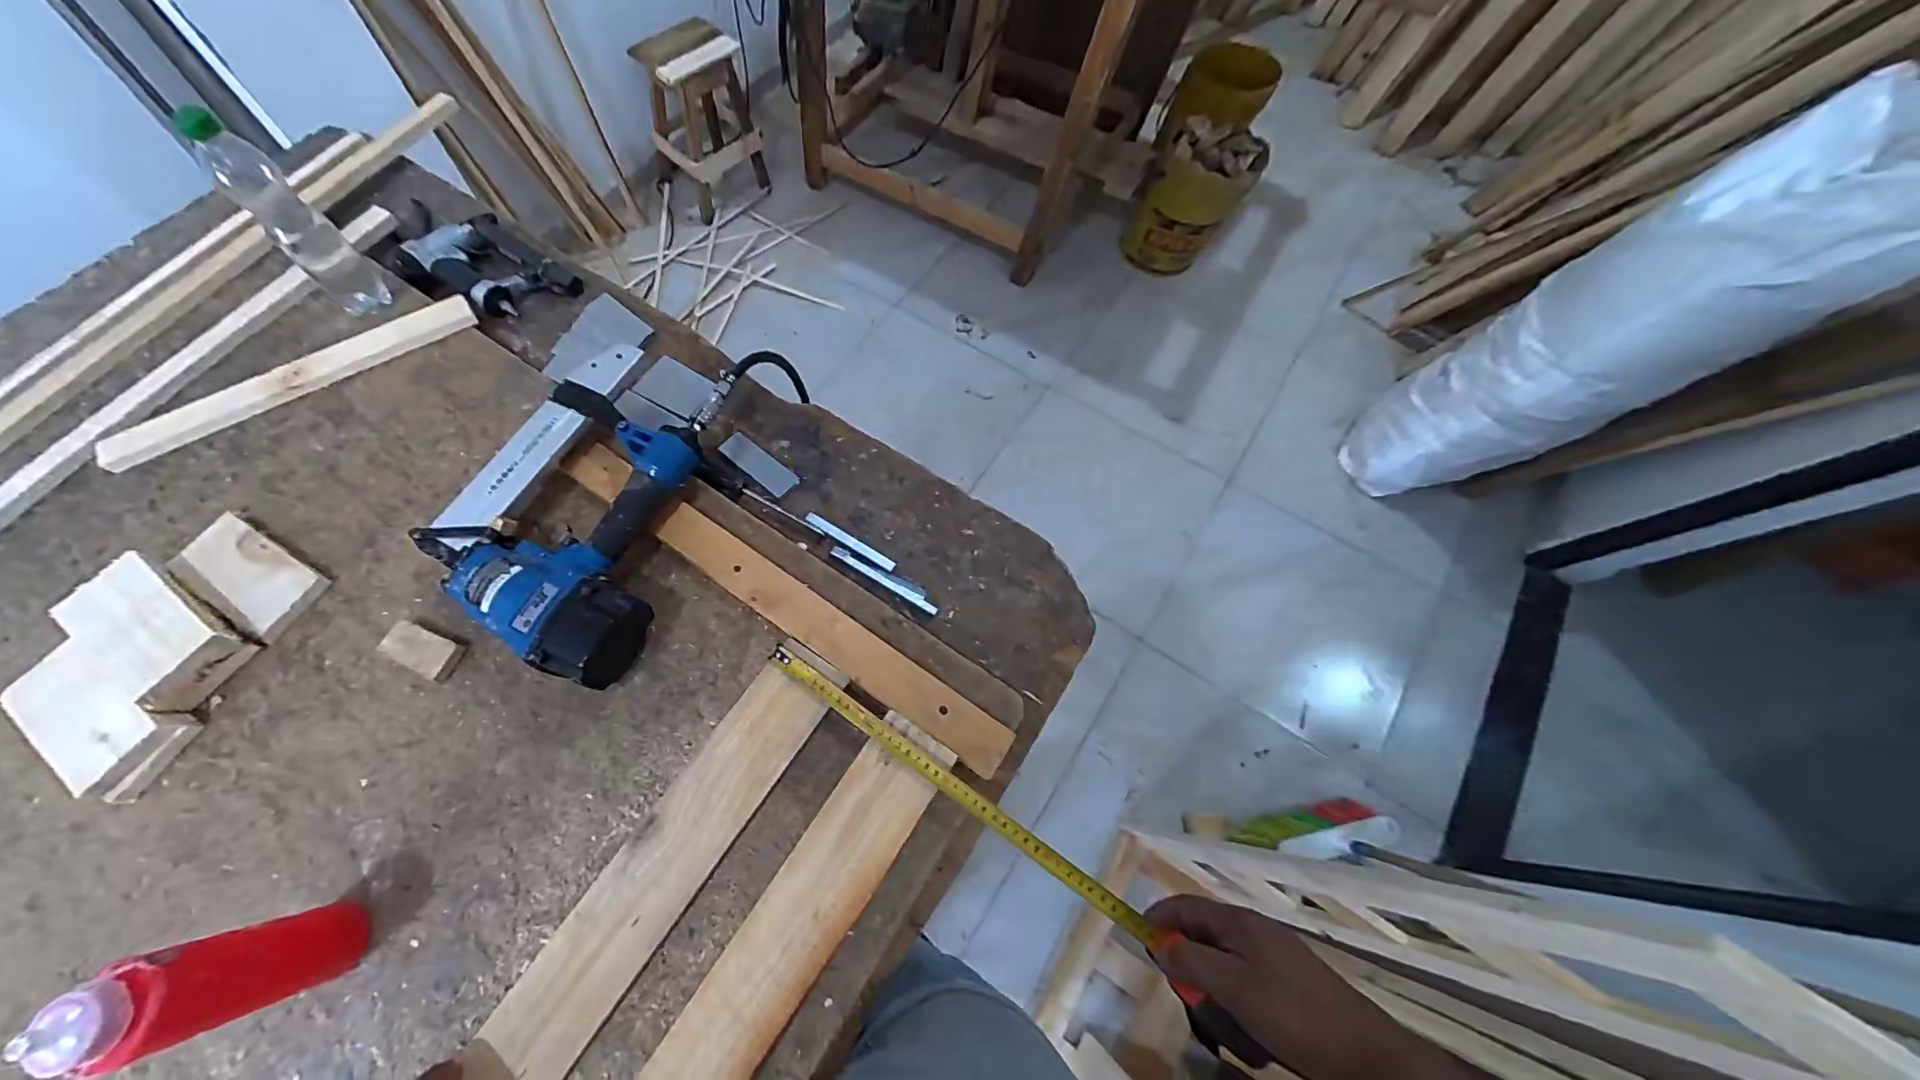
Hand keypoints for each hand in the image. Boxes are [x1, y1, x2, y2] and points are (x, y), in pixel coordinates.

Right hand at [1146, 895, 1477, 1079]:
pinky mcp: (1288, 986)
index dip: (1157, 919)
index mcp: (1239, 922)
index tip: (1139, 944)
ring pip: (1223, 970)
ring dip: (1217, 1000)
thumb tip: (1160, 945)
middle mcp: (1254, 932)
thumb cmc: (1293, 1013)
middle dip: (1190, 971)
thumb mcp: (1232, 987)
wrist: (1368, 1055)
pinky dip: (1241, 1012)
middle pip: (1201, 938)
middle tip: (1193, 1003)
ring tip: (1231, 1031)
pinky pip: (1247, 990)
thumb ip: (1191, 961)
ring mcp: (1273, 959)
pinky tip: (1256, 1040)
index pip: (1184, 905)